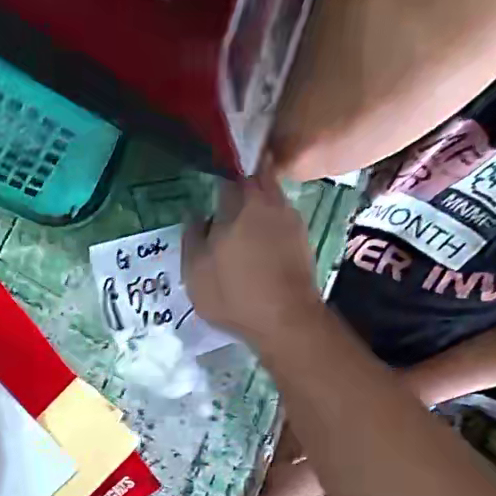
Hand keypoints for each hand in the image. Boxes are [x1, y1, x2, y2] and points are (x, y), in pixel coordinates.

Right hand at [183, 176, 322, 345]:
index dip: (219, 175)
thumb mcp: (195, 271)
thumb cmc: (234, 294)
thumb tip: (195, 214)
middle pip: (257, 179)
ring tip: (240, 223)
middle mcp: (271, 203)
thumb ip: (192, 237)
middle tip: (226, 198)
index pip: (230, 174)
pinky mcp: (303, 242)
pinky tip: (257, 243)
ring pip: (272, 200)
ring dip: (257, 205)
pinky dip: (270, 225)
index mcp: (242, 203)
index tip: (210, 183)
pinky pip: (282, 221)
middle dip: (243, 183)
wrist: (287, 321)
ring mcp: (292, 222)